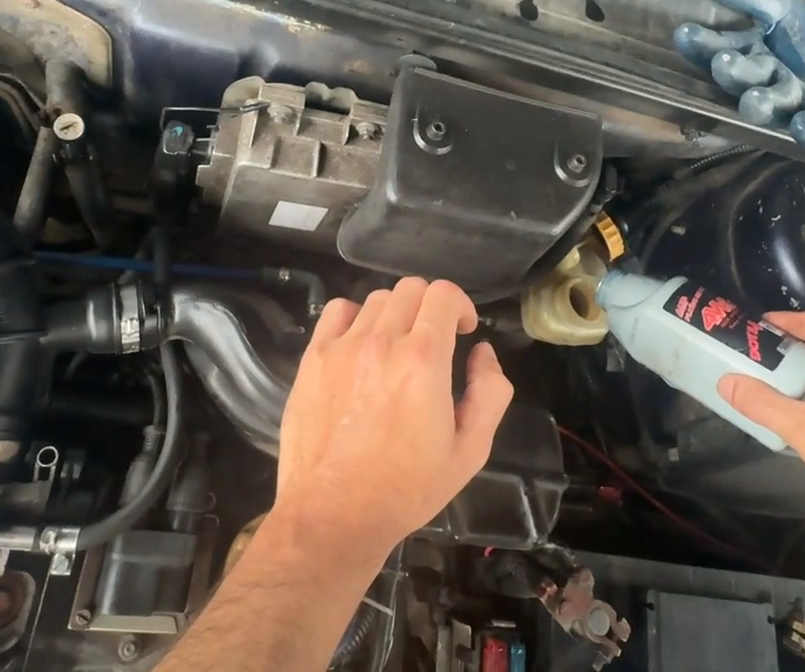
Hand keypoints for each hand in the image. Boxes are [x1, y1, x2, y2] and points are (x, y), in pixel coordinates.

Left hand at [268, 278, 514, 565]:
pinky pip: (338, 311)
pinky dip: (356, 317)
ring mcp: (343, 347)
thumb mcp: (470, 451)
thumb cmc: (407, 489)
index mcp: (424, 360)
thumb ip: (490, 392)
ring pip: (377, 298)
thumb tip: (482, 352)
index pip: (444, 295)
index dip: (461, 306)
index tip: (463, 331)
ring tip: (397, 346)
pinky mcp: (314, 358)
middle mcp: (382, 342)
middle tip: (435, 340)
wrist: (334, 515)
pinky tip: (361, 344)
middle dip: (431, 308)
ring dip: (396, 313)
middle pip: (411, 289)